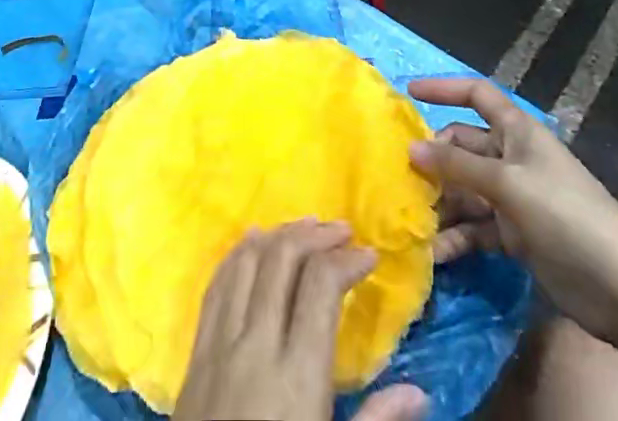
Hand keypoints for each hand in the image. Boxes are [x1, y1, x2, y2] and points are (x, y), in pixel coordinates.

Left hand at [174, 220, 429, 420]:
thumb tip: (421, 392)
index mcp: (297, 373)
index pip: (320, 287)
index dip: (346, 260)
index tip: (369, 254)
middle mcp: (256, 344)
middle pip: (281, 262)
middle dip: (314, 236)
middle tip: (341, 229)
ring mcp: (220, 344)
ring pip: (246, 264)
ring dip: (276, 235)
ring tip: (304, 226)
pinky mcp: (196, 353)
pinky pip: (215, 286)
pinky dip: (236, 255)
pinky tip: (251, 242)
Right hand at [407, 77, 617, 341]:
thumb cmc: (566, 215)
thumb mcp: (507, 183)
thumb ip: (457, 165)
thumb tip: (410, 148)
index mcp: (518, 132)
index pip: (477, 95)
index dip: (444, 89)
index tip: (408, 92)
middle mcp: (512, 158)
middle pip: (462, 146)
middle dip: (431, 159)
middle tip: (398, 176)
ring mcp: (512, 199)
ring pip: (463, 190)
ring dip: (438, 204)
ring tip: (408, 220)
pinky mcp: (513, 235)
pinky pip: (473, 228)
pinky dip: (454, 238)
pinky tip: (433, 253)